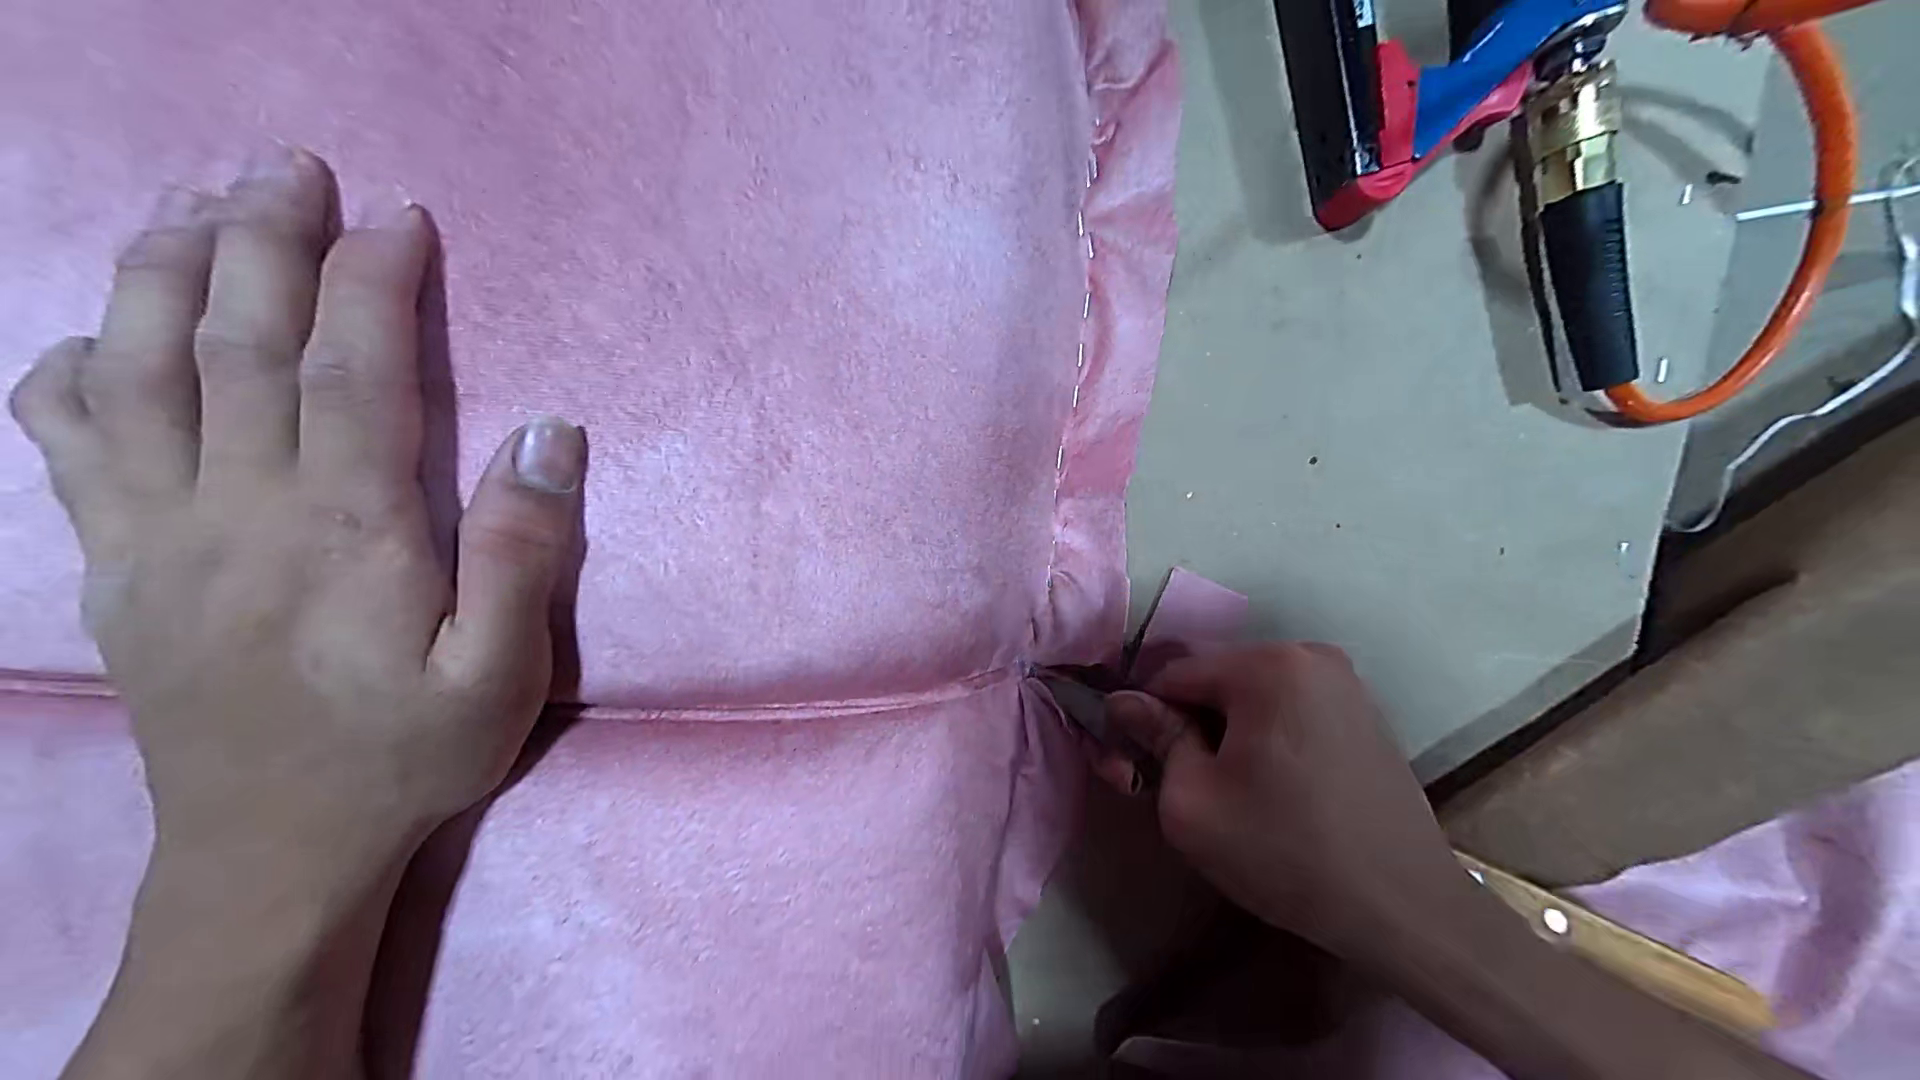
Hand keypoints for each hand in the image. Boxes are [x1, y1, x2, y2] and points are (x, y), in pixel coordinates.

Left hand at [10, 145, 582, 907]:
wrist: (277, 852)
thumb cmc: (412, 753)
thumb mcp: (505, 668)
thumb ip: (525, 551)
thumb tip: (549, 434)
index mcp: (343, 530)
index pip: (350, 370)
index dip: (373, 283)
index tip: (400, 218)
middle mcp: (237, 511)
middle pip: (233, 344)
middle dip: (261, 239)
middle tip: (286, 164)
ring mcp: (159, 536)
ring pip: (134, 370)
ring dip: (160, 270)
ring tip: (193, 202)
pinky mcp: (123, 568)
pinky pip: (71, 442)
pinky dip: (76, 365)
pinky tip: (97, 332)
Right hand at [1106, 644, 1472, 958]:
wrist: (1408, 911)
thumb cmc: (1286, 852)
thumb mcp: (1192, 801)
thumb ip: (1154, 737)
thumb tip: (1122, 701)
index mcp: (1267, 666)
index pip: (1174, 674)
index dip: (1149, 716)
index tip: (1144, 761)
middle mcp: (1308, 655)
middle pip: (1214, 679)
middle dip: (1191, 721)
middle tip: (1190, 781)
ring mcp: (1344, 681)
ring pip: (1251, 693)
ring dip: (1229, 729)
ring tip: (1236, 787)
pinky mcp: (1363, 711)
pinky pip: (1289, 706)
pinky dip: (1267, 733)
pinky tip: (1276, 784)